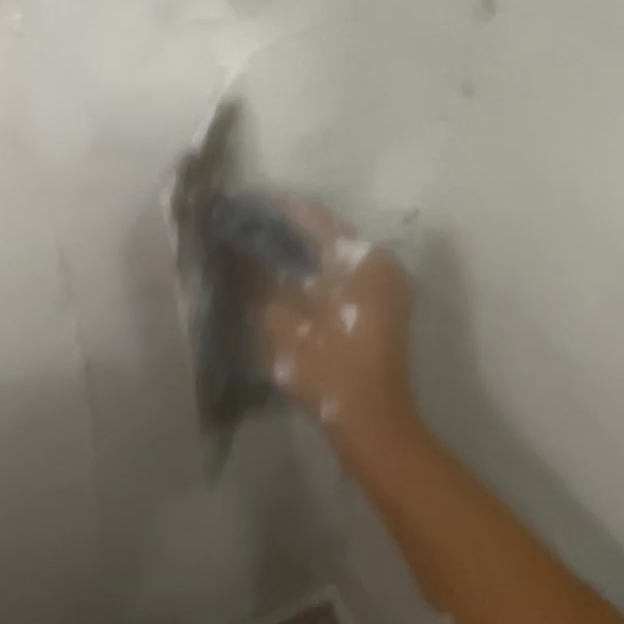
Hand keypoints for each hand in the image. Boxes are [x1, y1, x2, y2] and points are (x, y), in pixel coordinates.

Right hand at [254, 196, 415, 432]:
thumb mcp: (283, 323)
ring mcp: (387, 284)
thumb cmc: (329, 368)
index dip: (273, 206)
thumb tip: (237, 250)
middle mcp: (381, 261)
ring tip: (256, 248)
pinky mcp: (383, 305)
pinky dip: (314, 271)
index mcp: (362, 257)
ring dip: (298, 250)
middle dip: (284, 228)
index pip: (312, 214)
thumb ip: (258, 279)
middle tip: (243, 225)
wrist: (374, 422)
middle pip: (325, 231)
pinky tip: (283, 277)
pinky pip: (344, 273)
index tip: (240, 201)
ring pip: (334, 253)